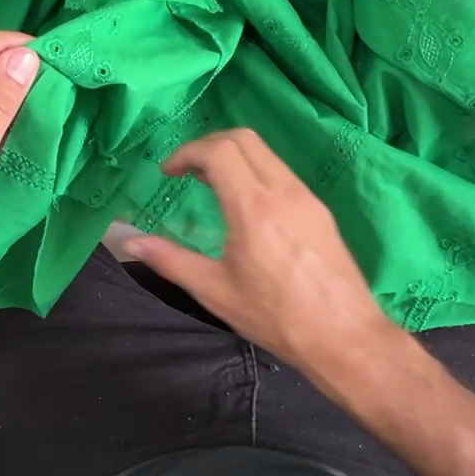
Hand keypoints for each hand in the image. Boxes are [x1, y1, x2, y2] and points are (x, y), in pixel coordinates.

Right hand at [123, 128, 398, 371]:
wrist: (345, 337)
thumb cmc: (276, 318)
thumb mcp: (215, 292)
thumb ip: (170, 260)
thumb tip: (129, 242)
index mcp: (254, 207)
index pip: (218, 151)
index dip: (186, 153)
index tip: (168, 173)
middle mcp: (283, 191)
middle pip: (243, 138)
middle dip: (208, 145)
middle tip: (187, 171)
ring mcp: (306, 197)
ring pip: (265, 152)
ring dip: (233, 156)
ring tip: (211, 185)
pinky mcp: (320, 210)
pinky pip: (281, 172)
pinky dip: (255, 171)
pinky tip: (245, 204)